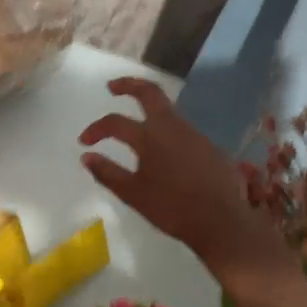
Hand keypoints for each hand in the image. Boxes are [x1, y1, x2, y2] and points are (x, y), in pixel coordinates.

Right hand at [80, 78, 297, 298]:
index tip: (84, 143)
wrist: (223, 222)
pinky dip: (166, 132)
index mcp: (150, 137)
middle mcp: (173, 128)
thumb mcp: (132, 194)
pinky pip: (182, 131)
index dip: (96, 129)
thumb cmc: (172, 208)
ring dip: (149, 112)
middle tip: (112, 87)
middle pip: (150, 93)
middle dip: (129, 85)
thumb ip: (107, 172)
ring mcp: (195, 135)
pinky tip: (163, 153)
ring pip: (168, 113)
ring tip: (136, 128)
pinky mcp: (210, 148)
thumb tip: (87, 156)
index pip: (115, 122)